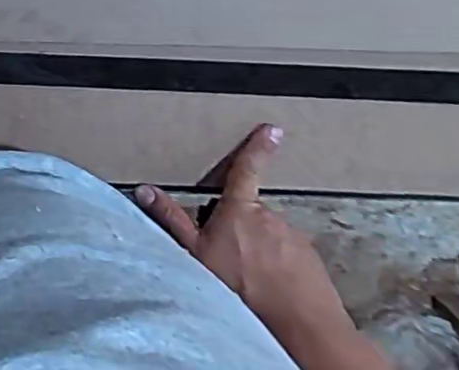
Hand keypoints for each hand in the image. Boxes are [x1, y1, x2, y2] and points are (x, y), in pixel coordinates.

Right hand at [134, 126, 388, 369]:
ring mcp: (296, 240)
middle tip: (231, 251)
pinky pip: (293, 256)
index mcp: (241, 209)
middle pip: (253, 211)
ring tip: (253, 276)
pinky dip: (283, 266)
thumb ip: (172, 218)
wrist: (304, 328)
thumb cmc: (246, 289)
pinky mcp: (314, 263)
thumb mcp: (197, 252)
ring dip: (263, 248)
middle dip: (243, 225)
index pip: (246, 170)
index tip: (272, 129)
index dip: (258, 147)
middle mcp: (271, 218)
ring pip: (273, 236)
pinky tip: (274, 285)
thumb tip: (144, 190)